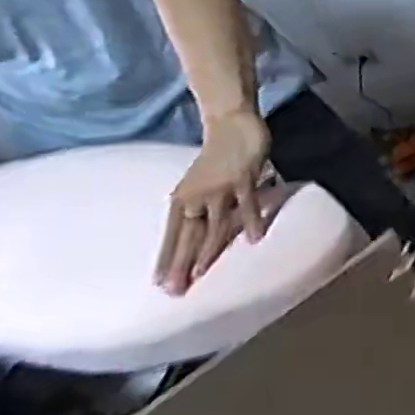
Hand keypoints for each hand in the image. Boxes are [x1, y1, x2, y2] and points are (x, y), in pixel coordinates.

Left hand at [155, 110, 273, 295]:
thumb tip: (206, 232)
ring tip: (200, 273)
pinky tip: (255, 237)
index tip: (159, 284)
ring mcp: (219, 188)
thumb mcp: (204, 181)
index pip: (172, 235)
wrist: (232, 124)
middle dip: (180, 264)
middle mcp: (196, 196)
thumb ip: (205, 204)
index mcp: (182, 198)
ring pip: (213, 225)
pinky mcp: (243, 180)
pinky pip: (247, 205)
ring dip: (207, 250)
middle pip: (188, 236)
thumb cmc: (218, 155)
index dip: (165, 259)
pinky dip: (251, 222)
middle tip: (174, 290)